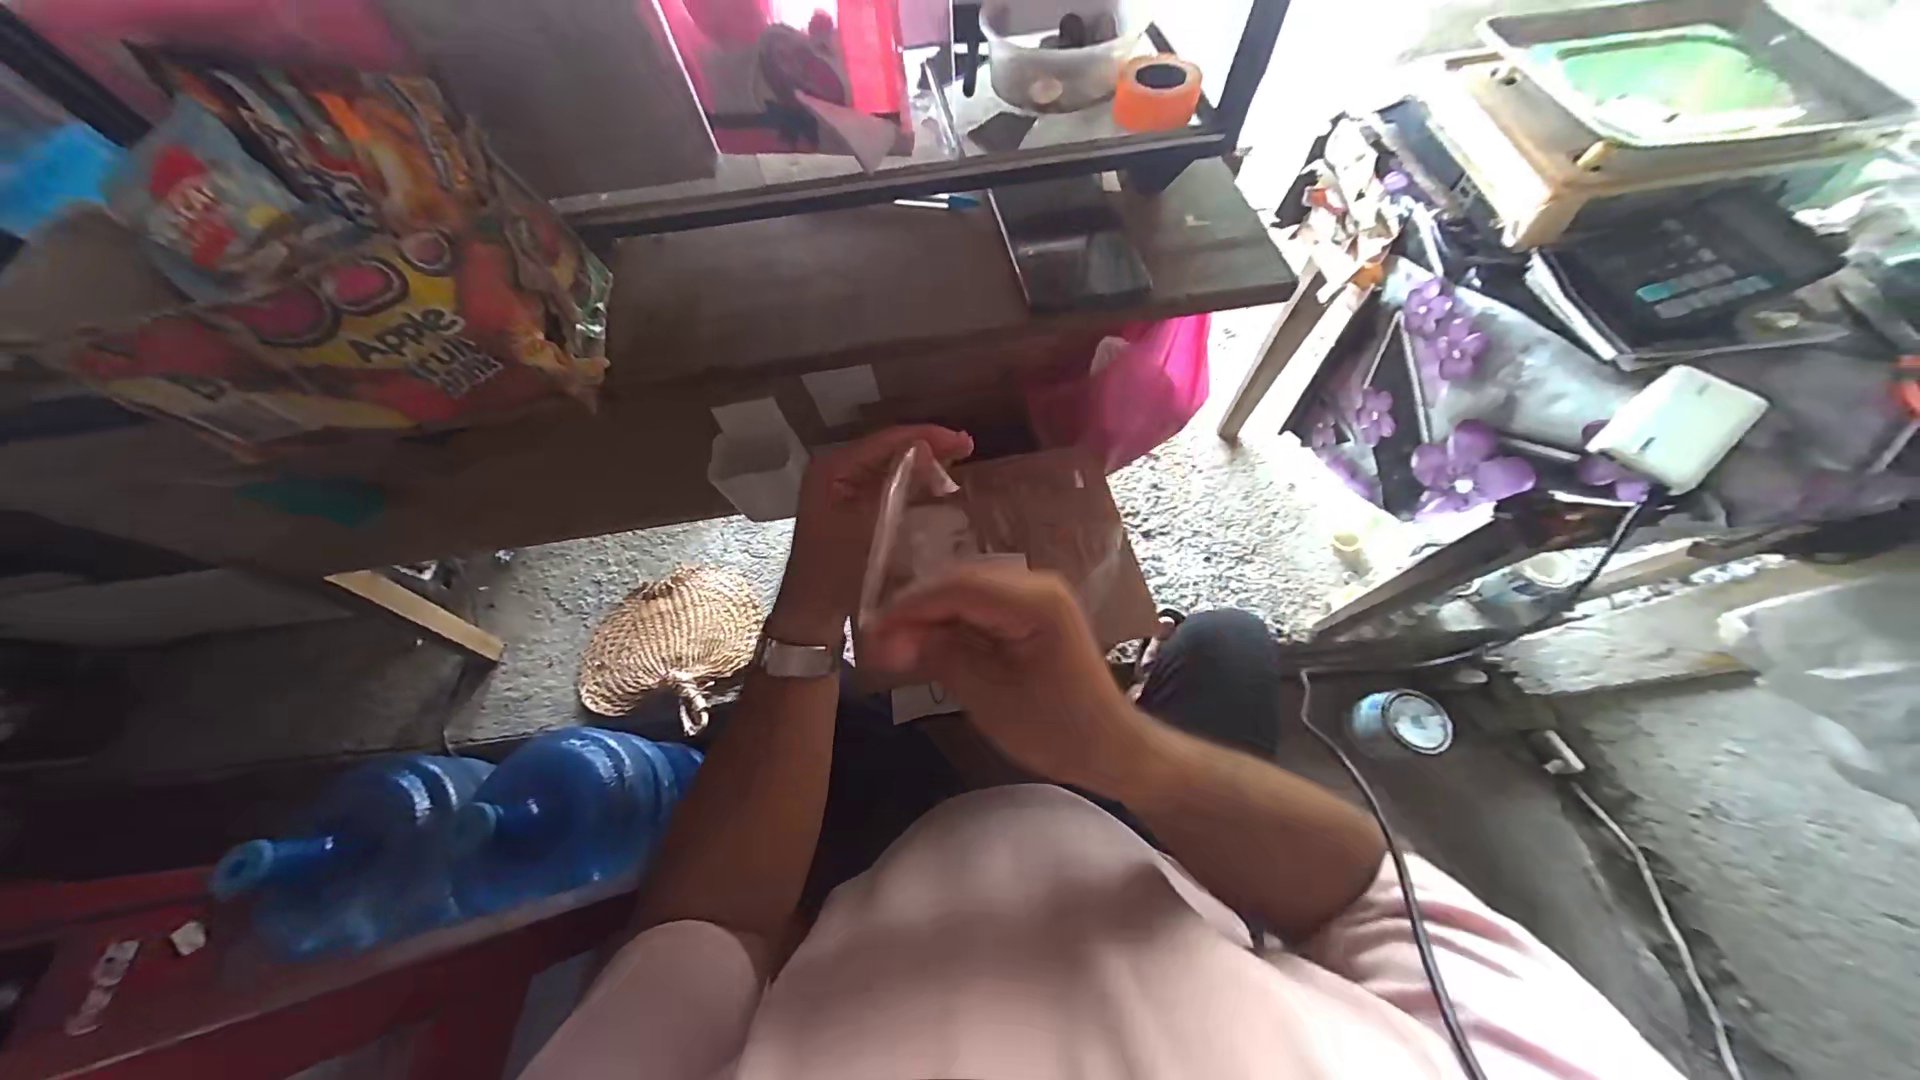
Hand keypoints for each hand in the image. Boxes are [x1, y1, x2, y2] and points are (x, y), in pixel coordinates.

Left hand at [769, 424, 973, 644]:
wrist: (811, 613)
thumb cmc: (834, 572)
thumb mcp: (869, 527)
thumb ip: (897, 488)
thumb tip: (929, 452)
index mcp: (834, 468)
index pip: (887, 439)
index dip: (927, 436)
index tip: (961, 441)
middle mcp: (837, 470)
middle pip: (889, 448)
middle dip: (928, 447)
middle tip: (966, 447)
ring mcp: (843, 488)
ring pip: (890, 465)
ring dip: (923, 463)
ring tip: (958, 461)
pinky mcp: (851, 506)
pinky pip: (886, 484)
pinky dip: (912, 481)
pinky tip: (936, 485)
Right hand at [864, 563, 1160, 791]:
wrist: (1112, 747)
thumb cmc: (1058, 730)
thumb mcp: (992, 699)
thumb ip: (942, 658)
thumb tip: (890, 638)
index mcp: (1035, 602)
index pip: (957, 587)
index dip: (909, 607)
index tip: (871, 633)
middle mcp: (1037, 585)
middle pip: (959, 584)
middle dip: (915, 612)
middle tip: (877, 644)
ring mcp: (1036, 596)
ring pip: (966, 594)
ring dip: (930, 618)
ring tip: (895, 647)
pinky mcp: (1032, 612)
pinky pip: (981, 608)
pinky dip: (951, 625)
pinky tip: (928, 645)